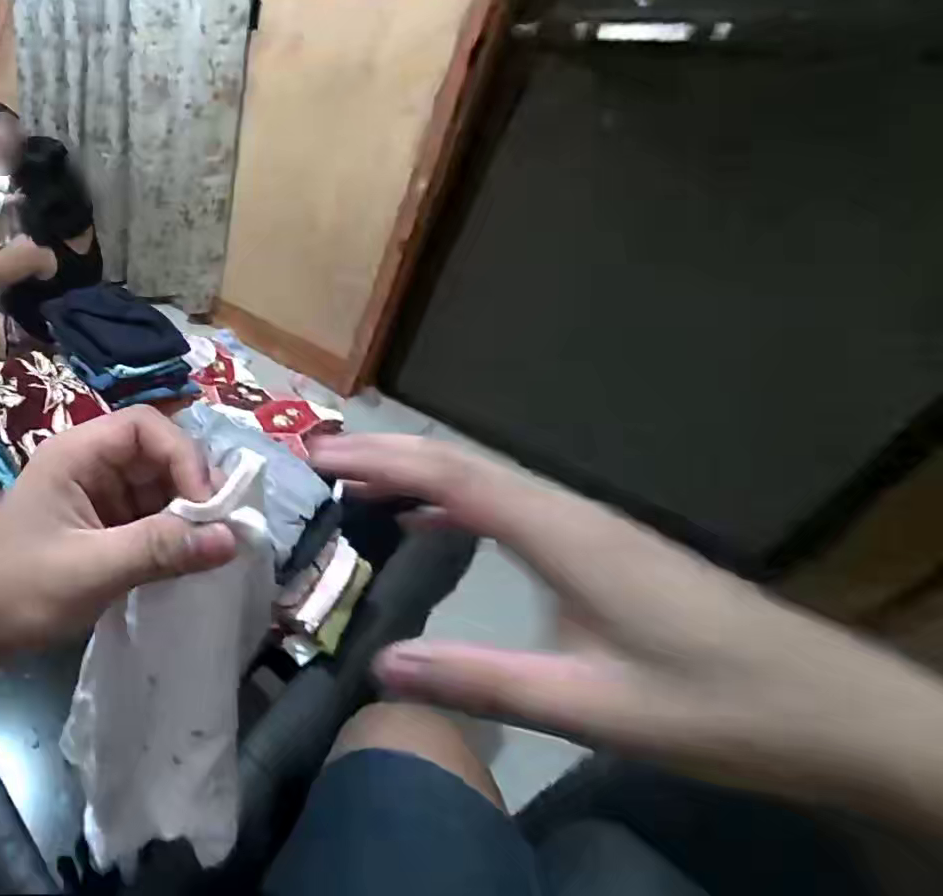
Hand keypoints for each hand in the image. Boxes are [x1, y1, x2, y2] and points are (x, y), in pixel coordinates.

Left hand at [0, 408, 237, 655]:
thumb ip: (160, 549)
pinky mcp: (96, 524)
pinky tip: (185, 559)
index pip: (143, 426)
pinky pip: (144, 515)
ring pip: (154, 486)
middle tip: (219, 532)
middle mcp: (85, 464)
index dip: (183, 455)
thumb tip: (233, 538)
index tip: (207, 505)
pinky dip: (167, 533)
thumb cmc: (21, 587)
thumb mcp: (93, 568)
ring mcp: (90, 494)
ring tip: (209, 550)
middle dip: (189, 486)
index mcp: (74, 454)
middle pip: (154, 453)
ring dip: (183, 513)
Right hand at [309, 434, 942, 819]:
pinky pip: (497, 499)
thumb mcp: (596, 709)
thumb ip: (482, 683)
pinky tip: (420, 518)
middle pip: (455, 461)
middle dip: (379, 452)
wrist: (859, 719)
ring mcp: (581, 524)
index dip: (376, 459)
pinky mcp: (591, 542)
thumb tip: (378, 666)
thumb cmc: (726, 708)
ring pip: (475, 475)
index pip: (448, 475)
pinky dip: (442, 495)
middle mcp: (565, 513)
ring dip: (407, 468)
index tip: (315, 457)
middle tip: (313, 458)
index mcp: (561, 535)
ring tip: (349, 480)